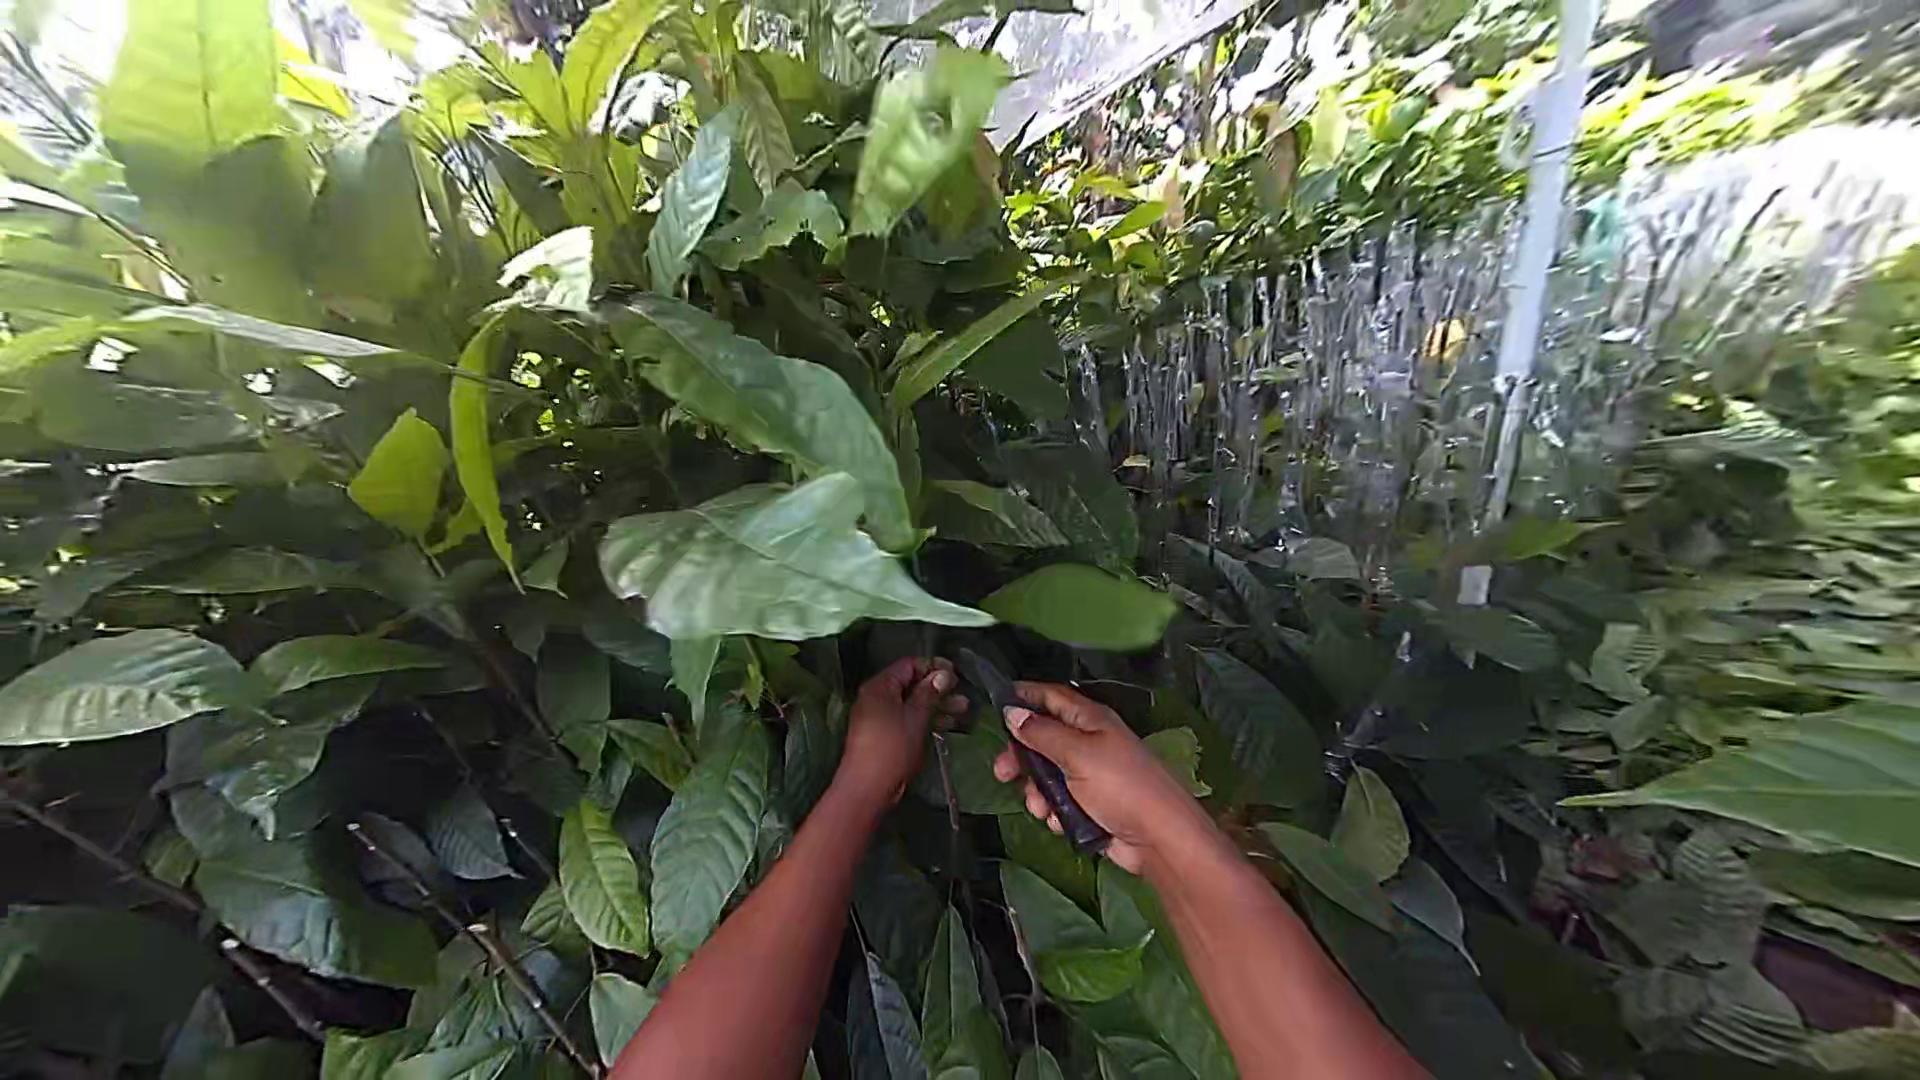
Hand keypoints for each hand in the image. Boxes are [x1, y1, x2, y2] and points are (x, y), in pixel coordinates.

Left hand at [836, 657, 967, 807]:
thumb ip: (930, 692)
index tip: (955, 674)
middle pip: (911, 683)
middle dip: (938, 688)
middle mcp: (877, 696)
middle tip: (961, 693)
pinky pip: (907, 718)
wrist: (868, 788)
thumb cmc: (892, 747)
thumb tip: (943, 673)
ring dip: (936, 704)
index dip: (933, 666)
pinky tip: (948, 723)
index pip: (909, 665)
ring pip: (912, 702)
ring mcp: (879, 716)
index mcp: (880, 686)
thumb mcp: (916, 716)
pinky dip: (926, 718)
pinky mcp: (885, 734)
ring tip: (962, 709)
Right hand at [992, 682, 1215, 875]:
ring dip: (1038, 791)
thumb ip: (1041, 733)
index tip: (997, 702)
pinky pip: (1060, 800)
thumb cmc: (1119, 786)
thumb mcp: (1076, 754)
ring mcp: (1090, 773)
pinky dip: (1055, 810)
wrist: (1160, 839)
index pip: (1051, 696)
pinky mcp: (1091, 803)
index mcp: (1089, 719)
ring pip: (1047, 774)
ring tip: (1041, 808)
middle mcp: (1089, 741)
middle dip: (1021, 755)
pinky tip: (1060, 822)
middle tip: (1002, 772)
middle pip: (1043, 738)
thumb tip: (1012, 712)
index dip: (1025, 695)